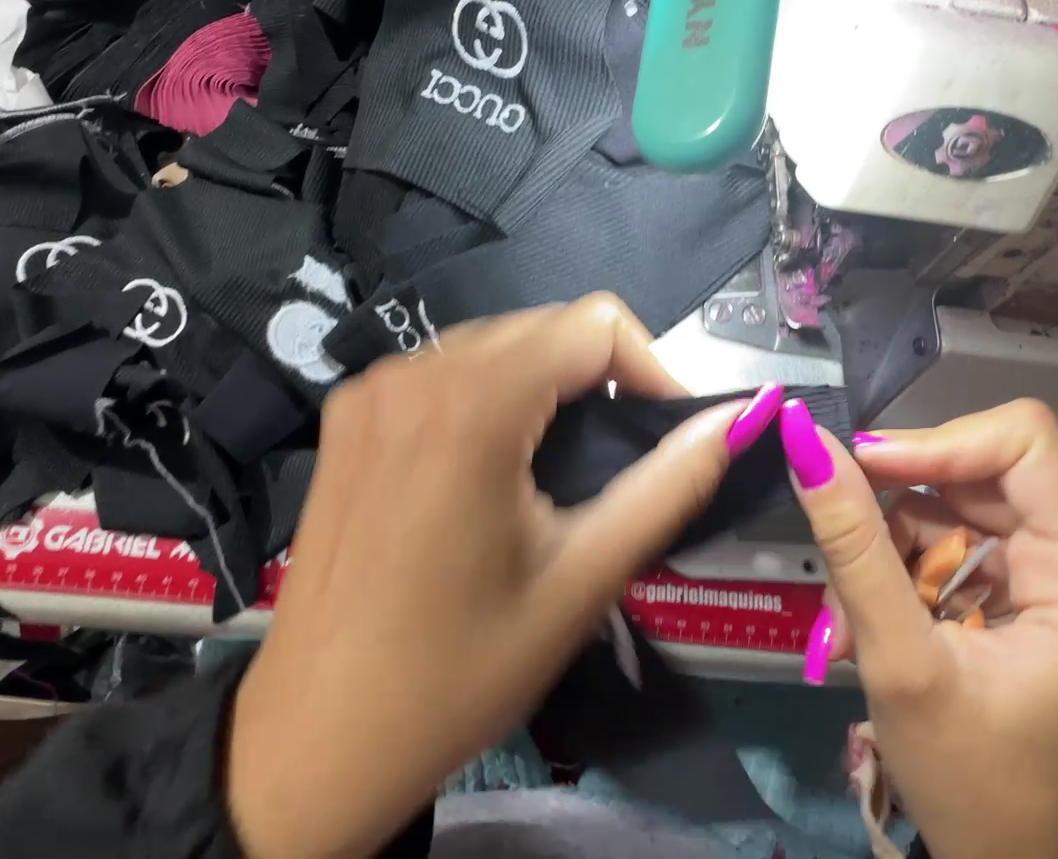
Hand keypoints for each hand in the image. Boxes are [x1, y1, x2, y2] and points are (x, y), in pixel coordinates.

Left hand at [227, 294, 780, 858]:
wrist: (319, 734)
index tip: (668, 433)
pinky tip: (490, 464)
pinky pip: (440, 371)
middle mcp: (414, 372)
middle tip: (623, 456)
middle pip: (542, 326)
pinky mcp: (346, 416)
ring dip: (544, 383)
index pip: (596, 322)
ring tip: (563, 463)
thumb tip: (738, 420)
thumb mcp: (581, 581)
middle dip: (600, 375)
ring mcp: (371, 389)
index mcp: (473, 404)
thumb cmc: (458, 670)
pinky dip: (486, 394)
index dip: (652, 368)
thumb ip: (669, 487)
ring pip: (492, 343)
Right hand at [781, 399, 1057, 858]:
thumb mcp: (899, 660)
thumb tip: (804, 442)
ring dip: (883, 545)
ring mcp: (1048, 574)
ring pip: (947, 502)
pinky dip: (893, 568)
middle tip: (838, 549)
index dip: (938, 441)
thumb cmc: (969, 778)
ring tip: (849, 618)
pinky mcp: (1015, 591)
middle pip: (978, 469)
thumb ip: (853, 545)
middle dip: (895, 505)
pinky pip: (942, 540)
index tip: (861, 470)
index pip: (1024, 442)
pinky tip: (866, 622)